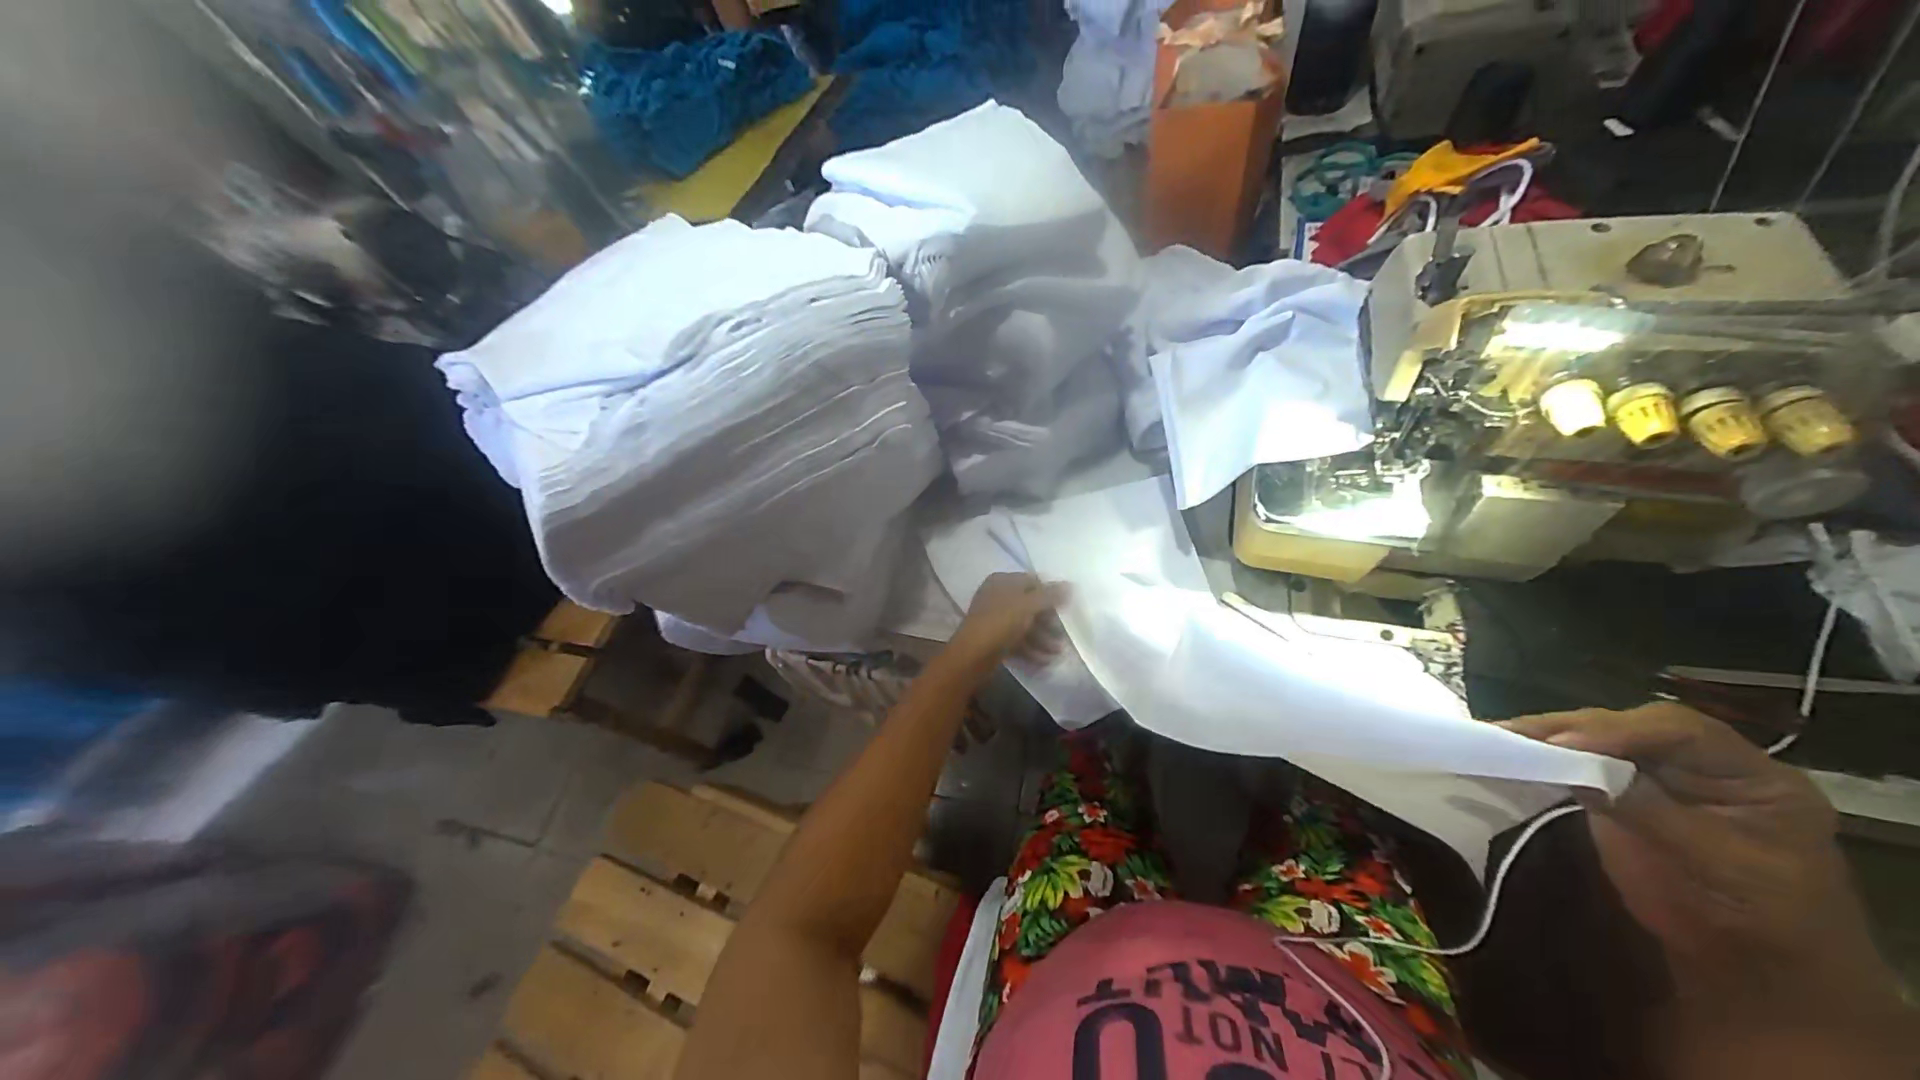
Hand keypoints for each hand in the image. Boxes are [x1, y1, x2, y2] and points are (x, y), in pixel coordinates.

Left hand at [950, 573, 1068, 665]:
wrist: (972, 655)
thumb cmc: (1001, 622)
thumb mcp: (1028, 605)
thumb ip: (1050, 595)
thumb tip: (1070, 584)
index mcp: (1002, 581)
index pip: (1032, 581)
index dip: (1050, 593)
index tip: (1066, 608)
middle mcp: (997, 596)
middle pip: (1029, 605)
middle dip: (1048, 621)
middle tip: (1063, 633)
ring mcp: (994, 618)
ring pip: (1024, 624)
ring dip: (1042, 637)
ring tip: (1057, 652)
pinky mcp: (994, 638)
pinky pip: (1016, 640)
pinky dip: (1031, 648)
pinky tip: (1044, 659)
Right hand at [1501, 705, 1898, 1010]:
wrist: (1755, 972)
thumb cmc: (1752, 921)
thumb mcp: (1712, 864)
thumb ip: (1647, 809)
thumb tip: (1577, 768)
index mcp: (1755, 776)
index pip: (1682, 732)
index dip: (1619, 730)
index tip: (1563, 745)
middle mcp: (1707, 762)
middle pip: (1632, 726)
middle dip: (1571, 728)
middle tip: (1512, 733)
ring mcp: (1664, 774)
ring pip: (1601, 736)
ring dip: (1547, 735)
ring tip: (1498, 734)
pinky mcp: (1625, 787)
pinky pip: (1585, 760)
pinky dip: (1547, 753)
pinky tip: (1512, 748)